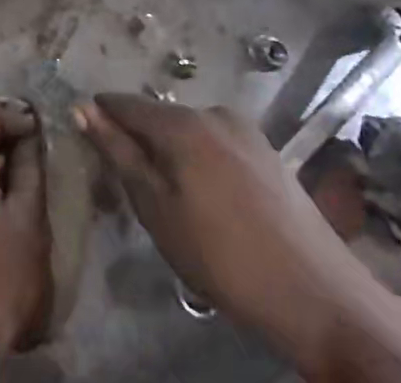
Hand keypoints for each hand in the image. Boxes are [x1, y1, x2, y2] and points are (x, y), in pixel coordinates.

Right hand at [76, 95, 400, 382]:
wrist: (318, 295)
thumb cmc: (221, 256)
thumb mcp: (156, 209)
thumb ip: (119, 154)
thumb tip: (83, 109)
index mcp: (182, 123)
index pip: (124, 104)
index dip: (101, 119)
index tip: (87, 144)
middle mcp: (213, 112)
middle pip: (158, 117)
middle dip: (139, 142)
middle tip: (133, 190)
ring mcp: (246, 130)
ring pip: (189, 131)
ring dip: (172, 153)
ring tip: (175, 202)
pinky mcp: (268, 151)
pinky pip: (217, 143)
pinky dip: (201, 161)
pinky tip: (210, 202)